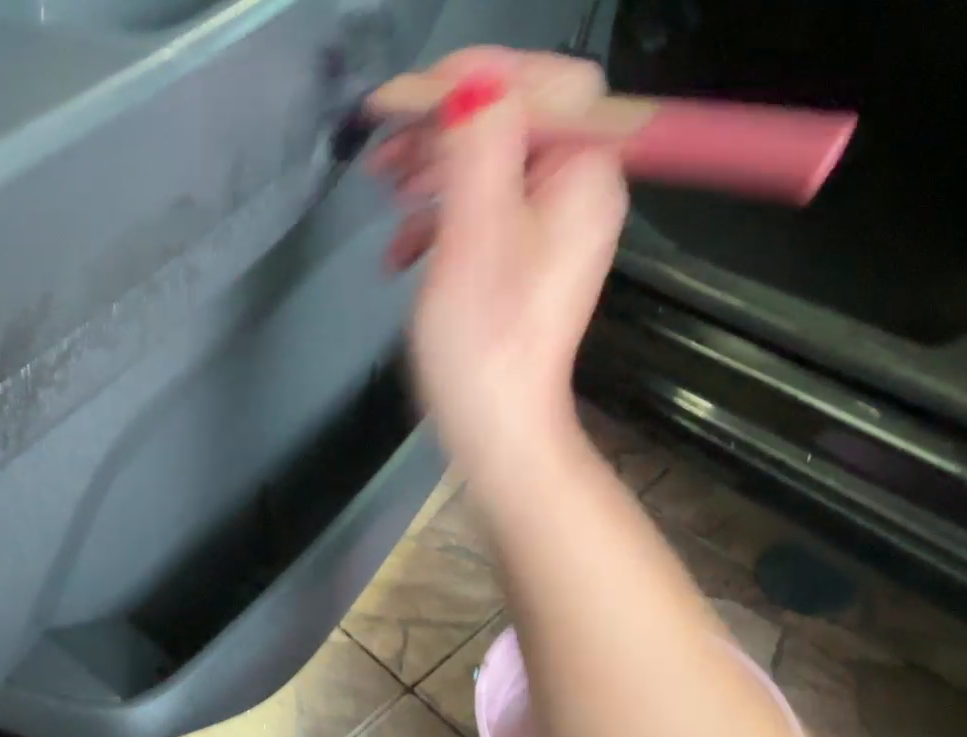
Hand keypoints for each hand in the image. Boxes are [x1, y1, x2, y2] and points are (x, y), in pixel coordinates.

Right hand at [367, 48, 628, 456]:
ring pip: (489, 161)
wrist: (494, 425)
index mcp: (580, 178)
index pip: (543, 84)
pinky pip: (479, 207)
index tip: (406, 99)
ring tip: (386, 190)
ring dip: (432, 169)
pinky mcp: (519, 255)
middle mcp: (574, 192)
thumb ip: (477, 151)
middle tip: (385, 144)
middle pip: (513, 119)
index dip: (473, 79)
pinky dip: (435, 215)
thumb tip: (473, 85)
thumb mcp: (473, 238)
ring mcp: (548, 224)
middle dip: (443, 124)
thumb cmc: (486, 349)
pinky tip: (402, 246)